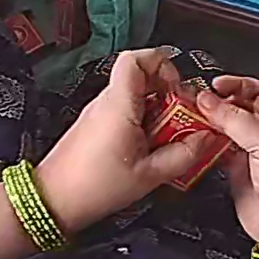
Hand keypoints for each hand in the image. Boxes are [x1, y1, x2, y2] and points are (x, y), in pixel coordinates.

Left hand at [35, 49, 209, 232]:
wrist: (53, 201)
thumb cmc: (92, 187)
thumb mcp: (150, 175)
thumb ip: (184, 154)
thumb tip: (206, 140)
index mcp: (120, 104)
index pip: (139, 57)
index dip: (165, 66)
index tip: (180, 93)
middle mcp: (108, 101)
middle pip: (144, 77)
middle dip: (169, 96)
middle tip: (181, 121)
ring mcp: (101, 112)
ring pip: (138, 96)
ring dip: (159, 112)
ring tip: (167, 140)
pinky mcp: (98, 125)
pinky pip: (127, 111)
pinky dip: (144, 124)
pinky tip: (149, 149)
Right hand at [193, 77, 258, 247]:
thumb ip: (236, 119)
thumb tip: (209, 100)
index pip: (258, 91)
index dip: (238, 84)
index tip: (216, 84)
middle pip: (238, 107)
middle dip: (218, 101)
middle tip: (198, 99)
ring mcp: (250, 152)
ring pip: (225, 127)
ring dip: (209, 121)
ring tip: (192, 116)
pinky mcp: (235, 170)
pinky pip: (216, 150)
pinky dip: (204, 142)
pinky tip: (196, 138)